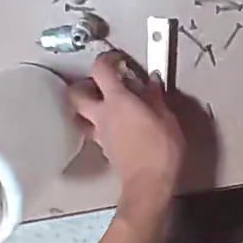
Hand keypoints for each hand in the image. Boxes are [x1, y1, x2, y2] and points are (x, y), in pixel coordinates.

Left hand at [70, 50, 183, 218]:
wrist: (149, 183)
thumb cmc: (160, 149)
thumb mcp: (166, 117)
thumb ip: (155, 97)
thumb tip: (153, 83)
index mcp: (117, 101)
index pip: (100, 70)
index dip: (107, 59)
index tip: (117, 60)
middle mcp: (102, 115)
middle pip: (76, 94)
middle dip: (84, 84)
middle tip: (101, 83)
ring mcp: (100, 134)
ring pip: (80, 115)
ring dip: (86, 107)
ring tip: (104, 104)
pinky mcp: (104, 149)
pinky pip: (93, 132)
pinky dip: (99, 125)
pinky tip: (115, 126)